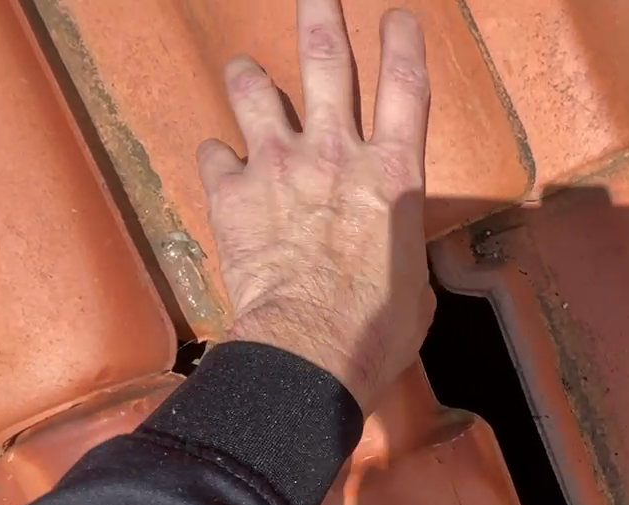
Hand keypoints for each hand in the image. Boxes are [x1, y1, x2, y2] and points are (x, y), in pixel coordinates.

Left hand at [197, 0, 433, 409]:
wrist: (311, 348)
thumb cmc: (379, 330)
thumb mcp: (413, 290)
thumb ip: (399, 252)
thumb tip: (391, 258)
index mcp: (394, 178)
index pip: (406, 89)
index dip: (404, 45)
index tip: (399, 18)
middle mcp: (337, 153)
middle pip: (326, 59)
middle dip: (319, 14)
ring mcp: (279, 165)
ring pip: (252, 89)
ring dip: (249, 79)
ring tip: (247, 79)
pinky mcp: (231, 193)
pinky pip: (214, 155)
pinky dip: (220, 160)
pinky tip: (223, 172)